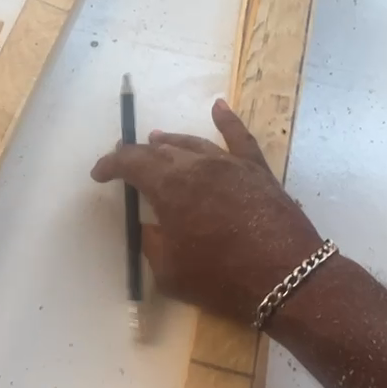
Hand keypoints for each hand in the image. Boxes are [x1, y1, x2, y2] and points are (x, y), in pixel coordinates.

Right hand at [90, 99, 322, 323]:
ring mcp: (229, 164)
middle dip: (137, 155)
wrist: (287, 280)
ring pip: (192, 143)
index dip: (110, 165)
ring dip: (170, 142)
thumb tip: (152, 226)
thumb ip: (152, 242)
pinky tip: (218, 107)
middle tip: (125, 162)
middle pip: (159, 151)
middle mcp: (196, 166)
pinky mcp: (256, 171)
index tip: (99, 174)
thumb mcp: (168, 271)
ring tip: (156, 140)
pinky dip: (227, 120)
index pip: (130, 163)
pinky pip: (239, 138)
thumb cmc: (220, 279)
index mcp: (169, 187)